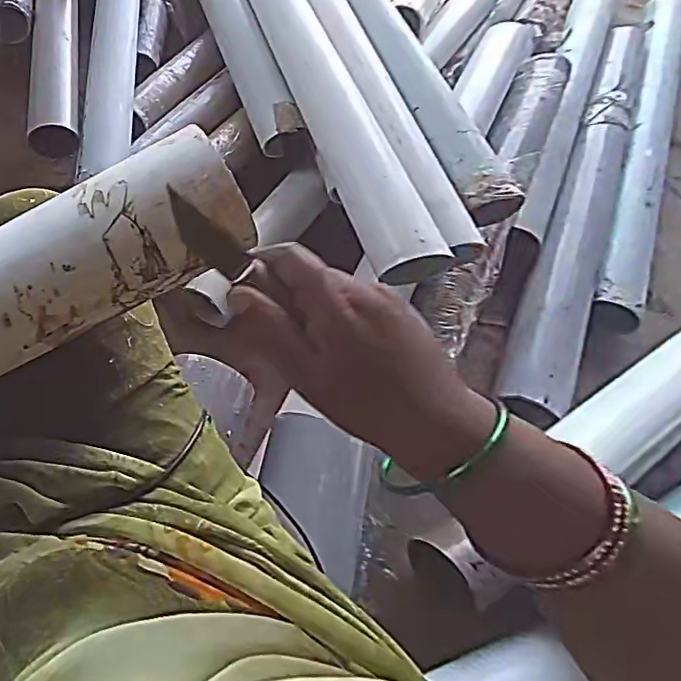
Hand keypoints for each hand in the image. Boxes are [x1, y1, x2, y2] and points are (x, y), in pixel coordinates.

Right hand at [225, 244, 493, 468]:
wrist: (439, 425)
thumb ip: (269, 327)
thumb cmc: (373, 406)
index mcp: (334, 299)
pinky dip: (339, 314)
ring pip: (331, 286)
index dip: (259, 264)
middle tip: (276, 330)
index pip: (287, 254)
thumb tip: (240, 295)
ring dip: (313, 305)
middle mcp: (362, 288)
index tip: (246, 283)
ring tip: (313, 348)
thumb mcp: (305, 372)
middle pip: (309, 271)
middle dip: (286, 293)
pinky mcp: (398, 308)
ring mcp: (383, 296)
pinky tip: (343, 350)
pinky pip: (355, 299)